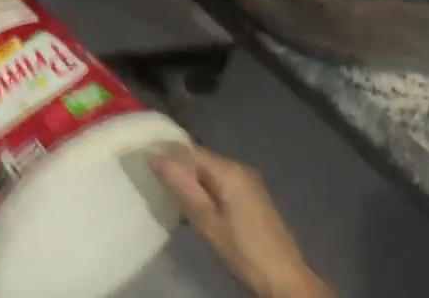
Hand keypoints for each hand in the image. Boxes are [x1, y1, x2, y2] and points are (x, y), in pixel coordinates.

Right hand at [150, 147, 333, 297]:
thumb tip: (154, 157)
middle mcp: (239, 167)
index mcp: (228, 169)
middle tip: (154, 183)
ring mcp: (248, 181)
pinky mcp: (252, 196)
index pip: (188, 149)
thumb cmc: (243, 250)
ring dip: (190, 181)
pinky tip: (195, 207)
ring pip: (209, 171)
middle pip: (199, 158)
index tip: (142, 162)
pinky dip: (205, 189)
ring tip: (170, 197)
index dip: (164, 153)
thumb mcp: (206, 221)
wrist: (286, 279)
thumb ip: (181, 187)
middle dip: (176, 168)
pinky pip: (220, 182)